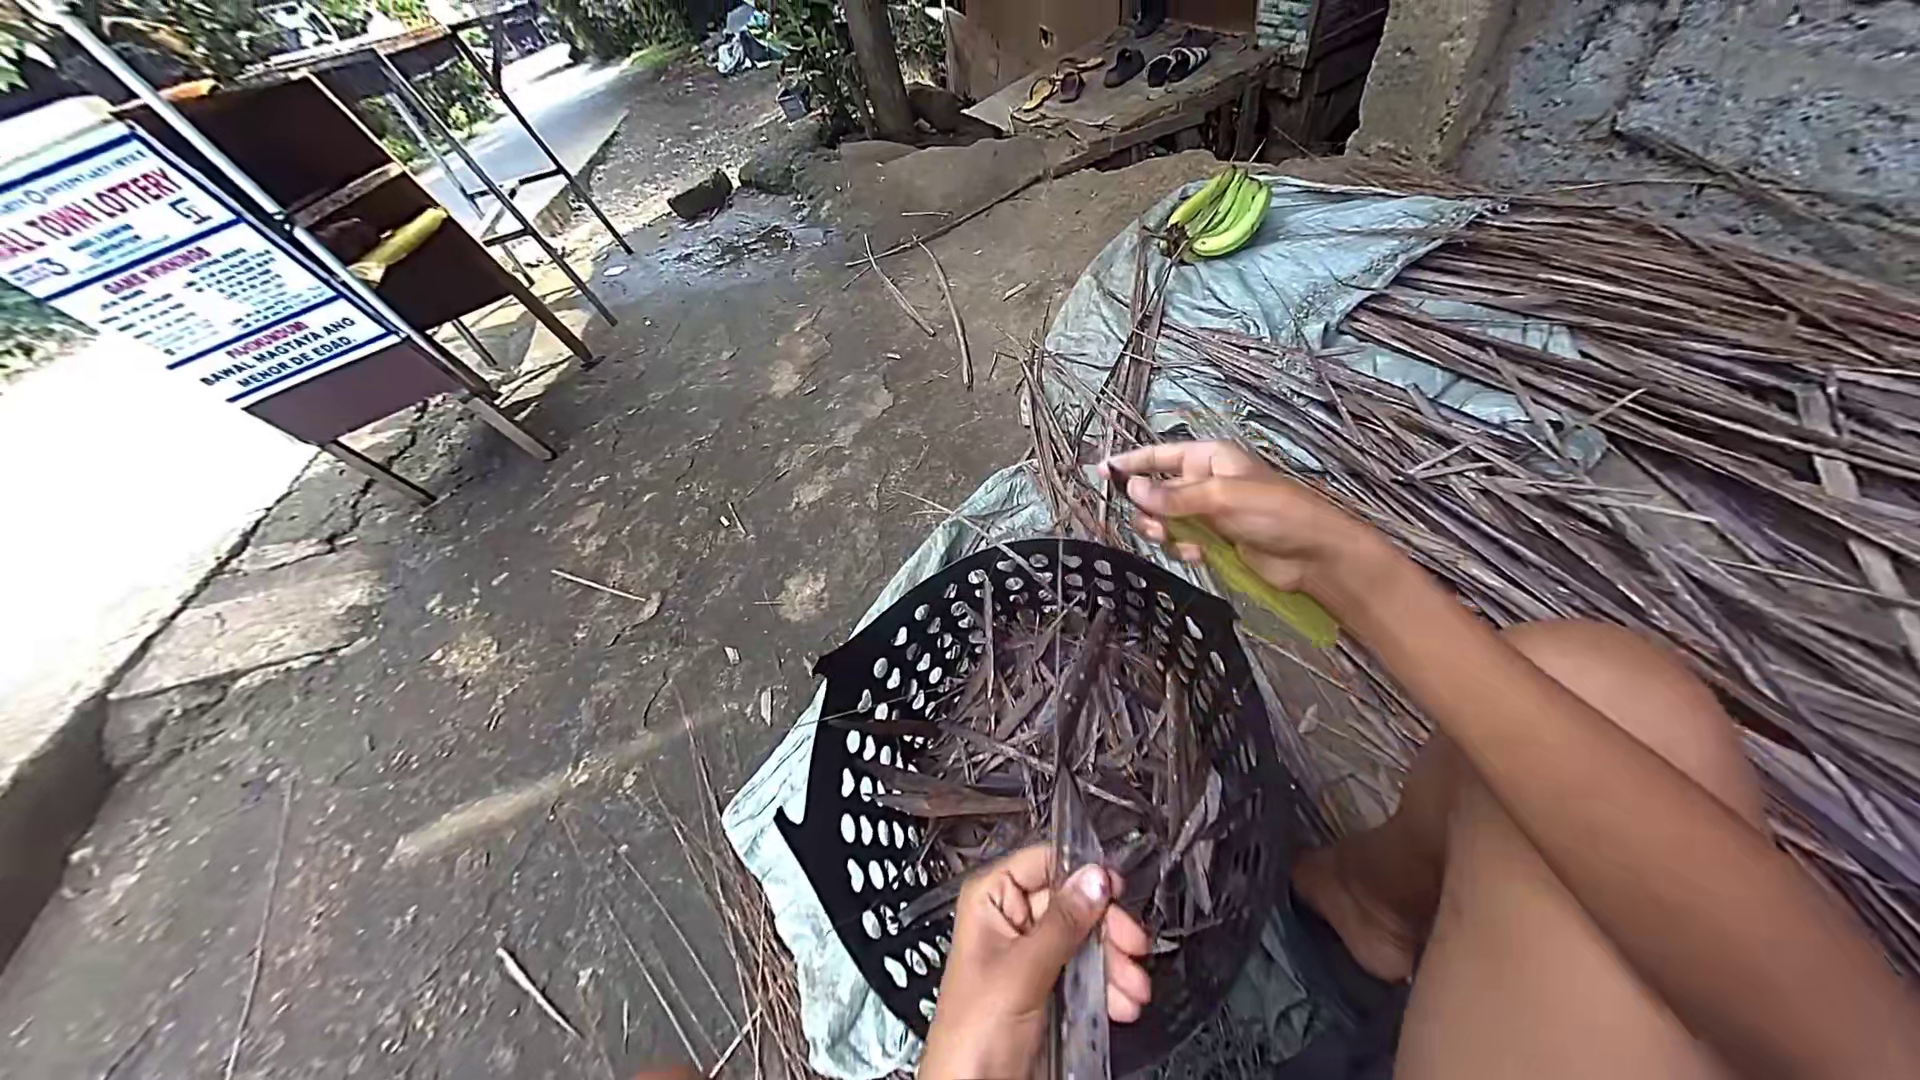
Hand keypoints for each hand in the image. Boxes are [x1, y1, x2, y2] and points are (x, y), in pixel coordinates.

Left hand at [919, 846, 1151, 1079]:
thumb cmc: (972, 1034)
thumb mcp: (1022, 970)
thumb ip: (1062, 923)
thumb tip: (1094, 878)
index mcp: (991, 897)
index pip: (1043, 863)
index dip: (1080, 873)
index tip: (1115, 889)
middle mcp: (1011, 918)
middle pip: (1071, 902)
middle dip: (1106, 927)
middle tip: (1133, 946)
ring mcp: (1030, 952)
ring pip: (1084, 938)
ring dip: (1114, 962)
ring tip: (1133, 987)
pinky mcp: (1047, 985)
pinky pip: (1085, 970)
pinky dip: (1108, 985)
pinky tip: (1122, 1002)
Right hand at [1100, 441, 1398, 605]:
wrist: (1314, 556)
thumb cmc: (1277, 513)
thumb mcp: (1222, 497)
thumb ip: (1174, 495)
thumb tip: (1131, 488)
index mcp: (1209, 459)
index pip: (1159, 455)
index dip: (1130, 462)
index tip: (1101, 471)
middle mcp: (1204, 482)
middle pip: (1155, 491)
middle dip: (1149, 509)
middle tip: (1155, 526)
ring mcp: (1207, 513)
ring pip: (1163, 520)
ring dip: (1163, 532)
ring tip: (1178, 542)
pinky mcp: (1212, 539)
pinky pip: (1180, 541)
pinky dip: (1182, 548)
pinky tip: (1200, 554)